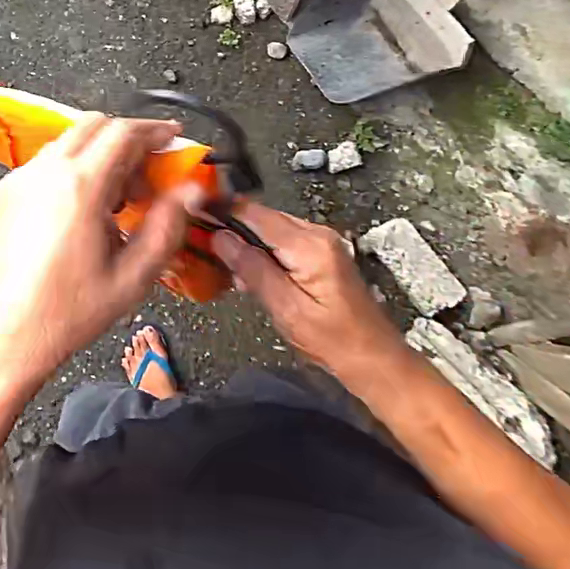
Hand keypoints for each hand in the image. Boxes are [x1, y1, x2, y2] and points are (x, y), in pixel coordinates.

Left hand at [0, 114, 198, 405]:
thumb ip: (168, 226)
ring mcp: (21, 181)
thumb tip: (189, 192)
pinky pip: (48, 161)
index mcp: (80, 188)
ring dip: (101, 152)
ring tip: (120, 196)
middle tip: (149, 169)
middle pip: (96, 124)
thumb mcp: (134, 275)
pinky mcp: (5, 194)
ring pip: (70, 140)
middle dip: (128, 138)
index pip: (123, 132)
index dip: (154, 130)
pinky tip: (86, 207)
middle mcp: (46, 174)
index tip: (171, 137)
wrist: (3, 333)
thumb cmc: (65, 312)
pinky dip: (74, 167)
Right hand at [212, 203, 406, 382]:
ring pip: (273, 230)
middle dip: (235, 232)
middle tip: (209, 252)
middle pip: (265, 219)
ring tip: (232, 273)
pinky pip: (286, 243)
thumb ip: (253, 269)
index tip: (196, 212)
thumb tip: (221, 238)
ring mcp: (323, 242)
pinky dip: (266, 254)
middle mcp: (318, 234)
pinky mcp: (323, 253)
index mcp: (310, 245)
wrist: (373, 357)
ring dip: (250, 246)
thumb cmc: (333, 340)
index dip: (224, 210)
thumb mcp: (286, 309)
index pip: (257, 215)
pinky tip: (255, 277)